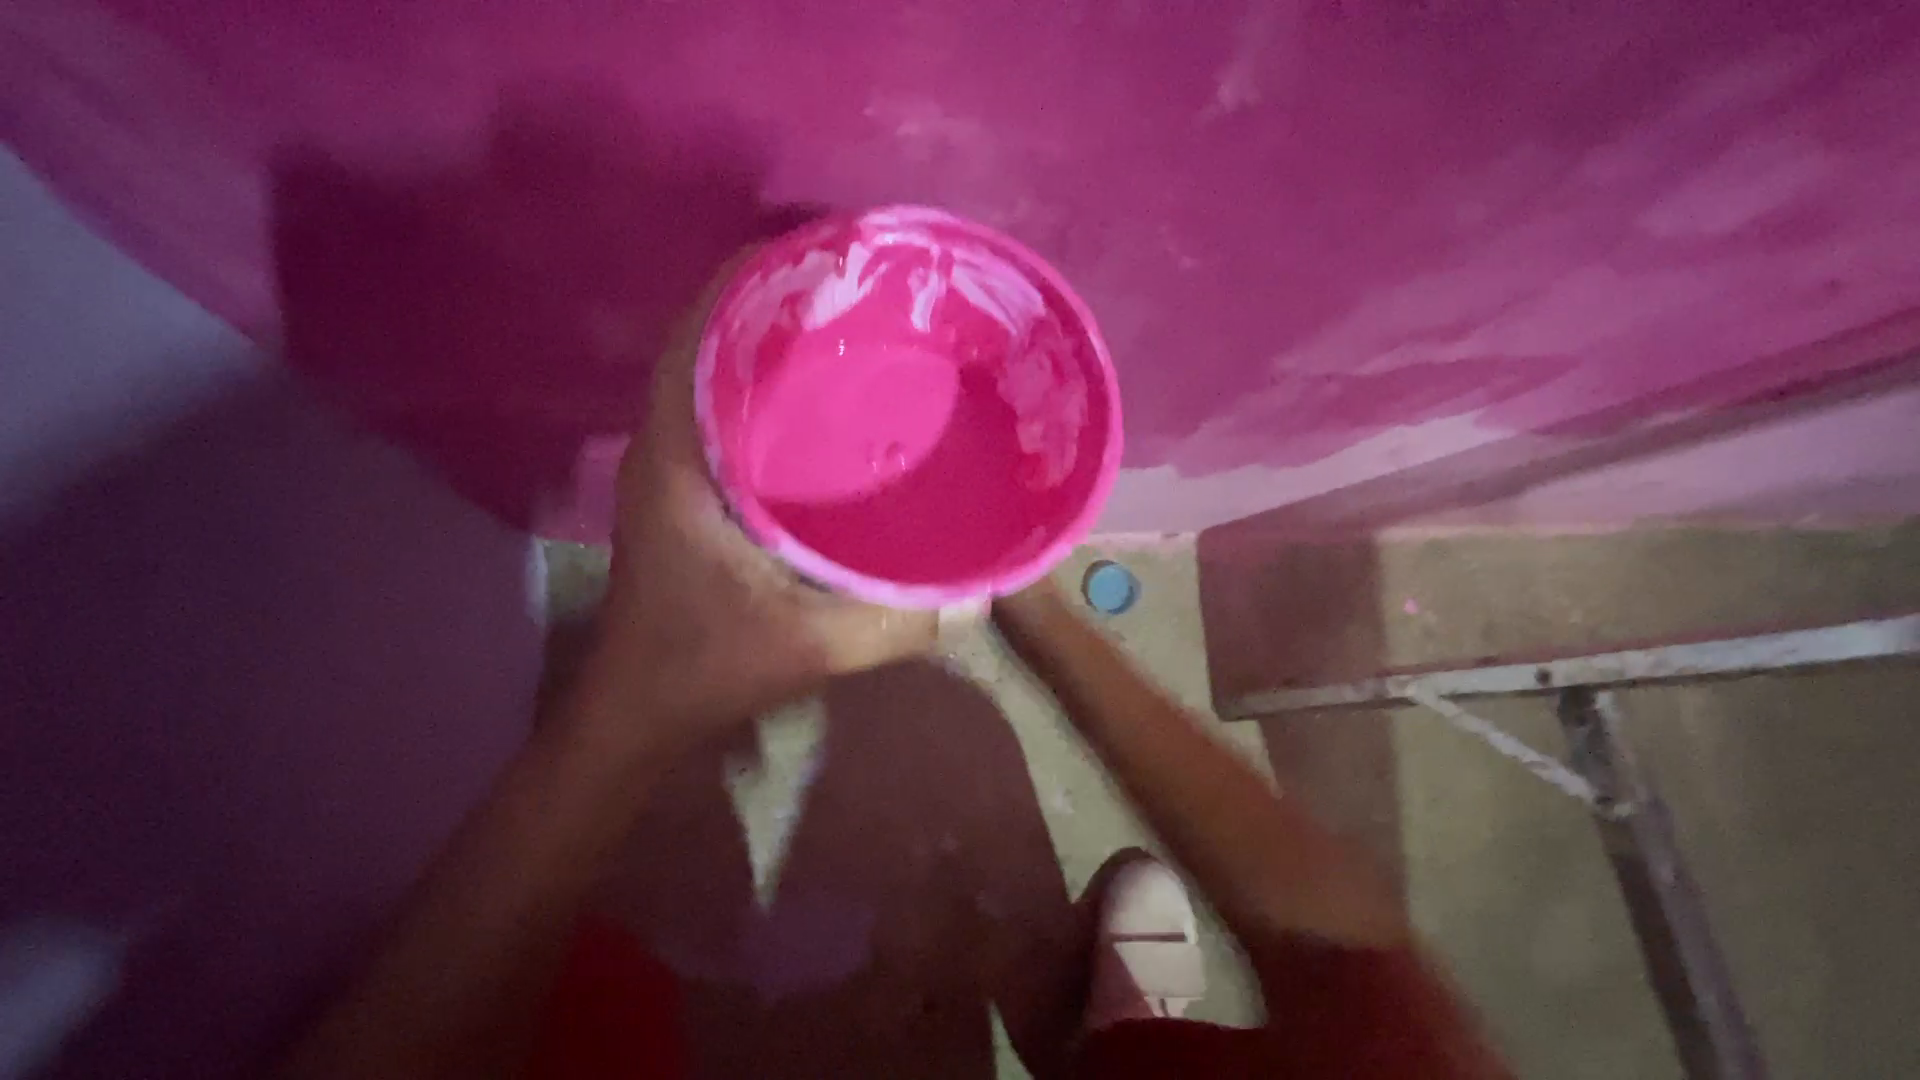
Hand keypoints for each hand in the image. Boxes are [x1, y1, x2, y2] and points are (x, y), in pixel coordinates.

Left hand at [590, 255, 936, 741]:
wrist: (640, 712)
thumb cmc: (705, 670)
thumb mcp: (810, 646)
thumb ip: (895, 623)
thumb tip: (981, 594)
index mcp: (679, 458)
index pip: (697, 333)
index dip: (750, 278)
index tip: (821, 252)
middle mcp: (669, 446)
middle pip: (712, 341)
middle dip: (777, 302)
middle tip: (860, 289)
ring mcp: (676, 469)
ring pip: (718, 377)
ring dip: (773, 345)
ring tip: (852, 329)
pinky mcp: (693, 493)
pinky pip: (729, 416)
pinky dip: (771, 393)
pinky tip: (830, 410)